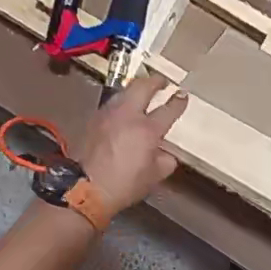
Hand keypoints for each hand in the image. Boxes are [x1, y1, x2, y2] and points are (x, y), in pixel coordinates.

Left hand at [75, 74, 189, 217]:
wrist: (87, 188)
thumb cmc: (125, 184)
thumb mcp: (155, 176)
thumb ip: (165, 160)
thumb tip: (165, 153)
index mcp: (147, 130)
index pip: (168, 110)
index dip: (178, 101)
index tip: (183, 95)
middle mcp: (128, 115)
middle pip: (142, 87)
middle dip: (155, 81)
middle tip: (162, 82)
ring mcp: (108, 115)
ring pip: (124, 91)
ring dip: (136, 89)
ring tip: (143, 92)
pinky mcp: (94, 120)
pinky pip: (112, 103)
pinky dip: (122, 101)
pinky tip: (125, 109)